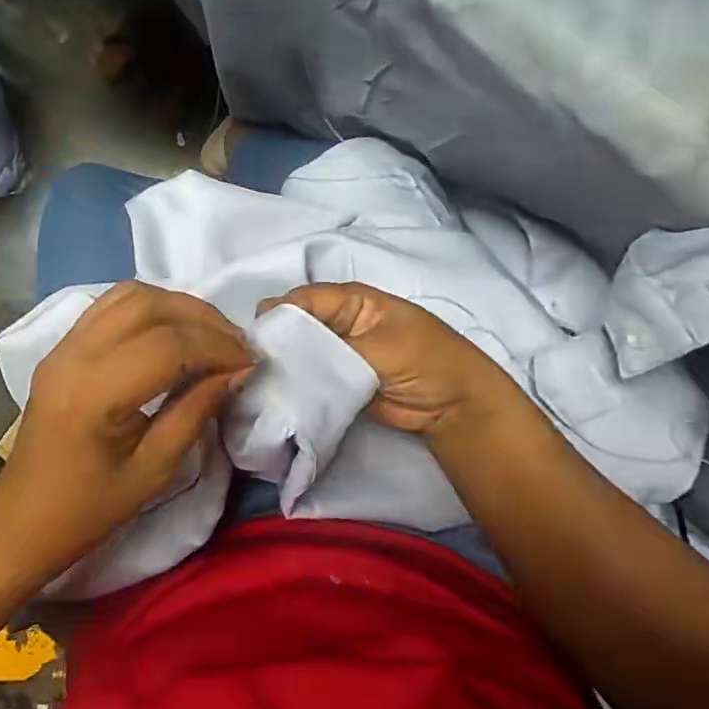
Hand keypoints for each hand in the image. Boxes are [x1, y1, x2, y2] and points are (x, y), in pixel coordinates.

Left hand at [0, 282, 253, 572]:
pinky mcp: (60, 347)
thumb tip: (236, 370)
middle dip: (201, 317)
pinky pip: (109, 306)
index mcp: (94, 393)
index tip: (251, 360)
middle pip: (147, 306)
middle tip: (236, 343)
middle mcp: (73, 355)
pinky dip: (148, 308)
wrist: (24, 515)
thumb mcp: (154, 470)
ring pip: (127, 295)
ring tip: (209, 334)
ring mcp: (62, 346)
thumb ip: (195, 411)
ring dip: (175, 305)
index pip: (167, 346)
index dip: (216, 347)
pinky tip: (172, 331)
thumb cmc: (90, 507)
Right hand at [259, 282, 523, 435]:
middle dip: (275, 339)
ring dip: (282, 363)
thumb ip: (329, 344)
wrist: (456, 409)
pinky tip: (277, 391)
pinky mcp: (337, 379)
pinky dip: (294, 383)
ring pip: (298, 351)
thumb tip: (283, 344)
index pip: (302, 299)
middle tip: (252, 360)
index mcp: (351, 300)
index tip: (256, 338)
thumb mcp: (378, 346)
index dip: (277, 315)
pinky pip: (308, 376)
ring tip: (258, 378)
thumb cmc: (426, 362)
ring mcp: (338, 351)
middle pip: (295, 324)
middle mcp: (339, 321)